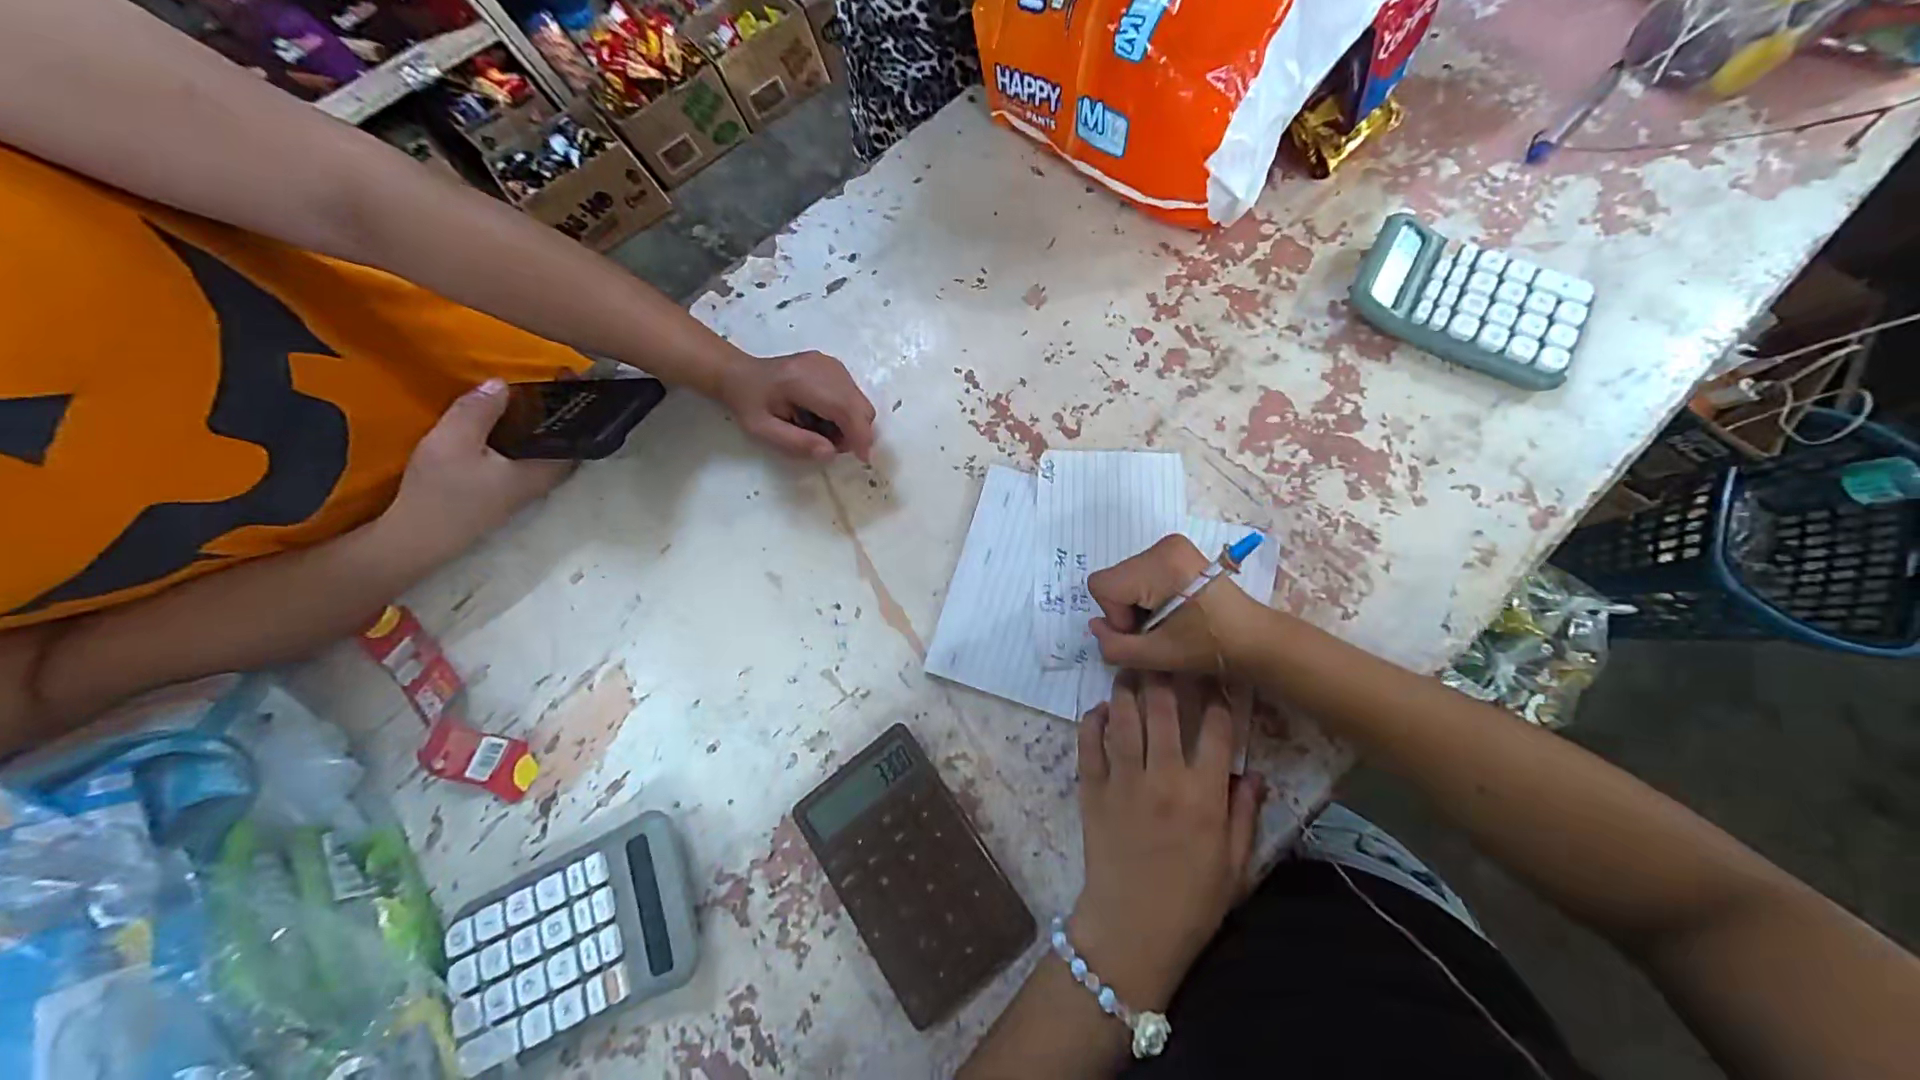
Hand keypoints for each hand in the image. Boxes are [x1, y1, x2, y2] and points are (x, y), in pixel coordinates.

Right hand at [379, 379, 572, 560]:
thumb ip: (479, 410)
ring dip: (540, 426)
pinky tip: (505, 423)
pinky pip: (524, 459)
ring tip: (531, 396)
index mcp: (543, 471)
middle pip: (563, 443)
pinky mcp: (504, 493)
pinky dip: (522, 438)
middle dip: (561, 415)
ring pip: (543, 452)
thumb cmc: (441, 489)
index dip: (578, 410)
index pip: (576, 437)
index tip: (570, 383)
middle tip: (552, 385)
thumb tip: (503, 383)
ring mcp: (523, 490)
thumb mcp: (454, 441)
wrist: (415, 538)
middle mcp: (542, 482)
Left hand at [721, 350, 877, 462]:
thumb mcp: (763, 430)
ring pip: (861, 403)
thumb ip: (796, 443)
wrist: (742, 374)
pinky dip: (847, 414)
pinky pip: (854, 397)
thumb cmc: (749, 403)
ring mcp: (832, 365)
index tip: (862, 458)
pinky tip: (822, 417)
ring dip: (851, 425)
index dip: (859, 435)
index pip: (845, 408)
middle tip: (828, 445)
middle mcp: (824, 368)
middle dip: (856, 433)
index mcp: (802, 381)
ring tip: (820, 430)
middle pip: (861, 406)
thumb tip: (831, 453)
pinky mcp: (835, 367)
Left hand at [1070, 675, 1261, 1007]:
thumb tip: (1253, 773)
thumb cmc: (1192, 901)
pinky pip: (1089, 745)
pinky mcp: (1092, 790)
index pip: (1216, 730)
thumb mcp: (1235, 864)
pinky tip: (1101, 708)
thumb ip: (1245, 814)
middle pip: (1163, 710)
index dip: (1220, 697)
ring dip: (1128, 688)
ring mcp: (1123, 782)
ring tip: (1131, 667)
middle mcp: (1163, 779)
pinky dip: (1093, 721)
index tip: (1218, 674)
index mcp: (1204, 795)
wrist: (1133, 929)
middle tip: (1165, 651)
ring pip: (1125, 719)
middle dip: (1166, 674)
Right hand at [1086, 535, 1270, 673]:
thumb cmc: (1210, 647)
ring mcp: (1171, 545)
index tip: (1145, 632)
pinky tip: (1171, 610)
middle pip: (1114, 580)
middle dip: (1126, 609)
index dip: (1115, 615)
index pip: (1103, 586)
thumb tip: (1096, 626)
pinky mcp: (1177, 551)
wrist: (1255, 638)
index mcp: (1159, 565)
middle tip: (1157, 630)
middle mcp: (1162, 546)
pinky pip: (1141, 572)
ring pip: (1125, 577)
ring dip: (1136, 604)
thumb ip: (1115, 645)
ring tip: (1166, 622)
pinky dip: (1147, 594)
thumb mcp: (1156, 656)